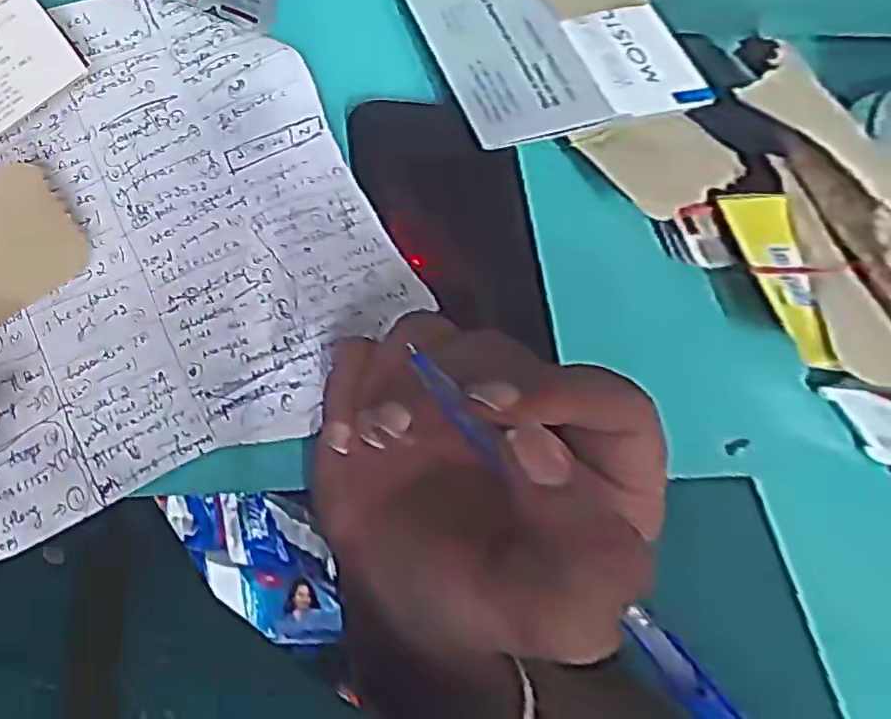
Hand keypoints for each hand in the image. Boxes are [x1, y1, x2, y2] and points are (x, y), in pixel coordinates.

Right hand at [314, 313, 666, 667]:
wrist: (405, 603)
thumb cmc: (496, 606)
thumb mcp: (561, 611)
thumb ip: (579, 546)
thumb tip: (537, 444)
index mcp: (593, 461)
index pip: (602, 396)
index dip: (553, 389)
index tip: (491, 407)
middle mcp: (520, 411)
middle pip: (495, 351)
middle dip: (448, 379)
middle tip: (405, 428)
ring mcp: (441, 393)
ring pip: (424, 337)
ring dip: (394, 374)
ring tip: (376, 435)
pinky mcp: (376, 390)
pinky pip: (358, 354)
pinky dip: (347, 381)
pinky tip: (347, 440)